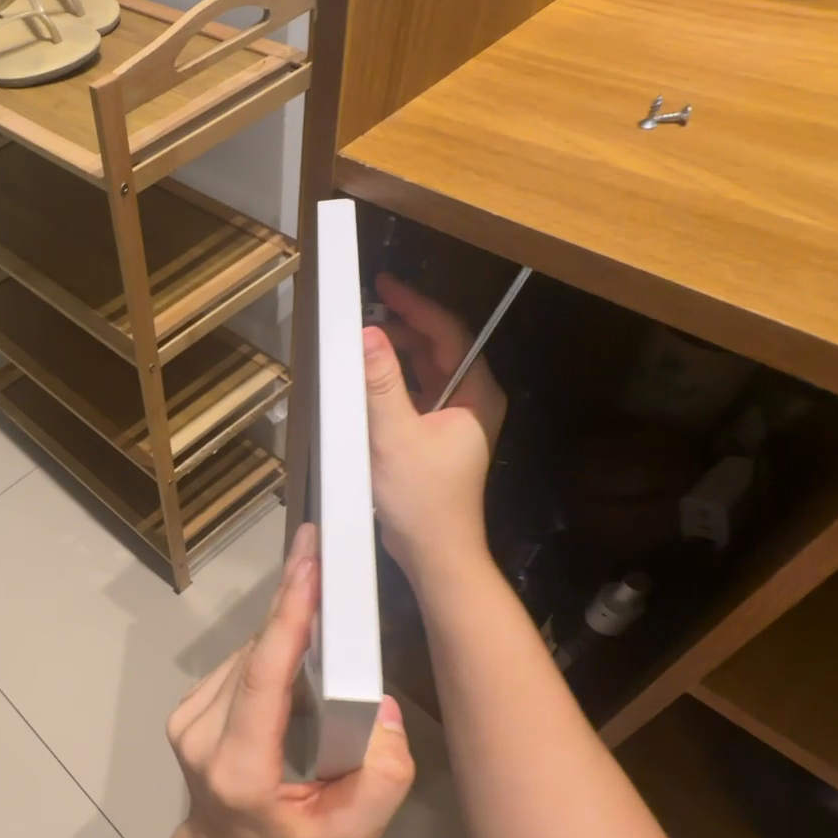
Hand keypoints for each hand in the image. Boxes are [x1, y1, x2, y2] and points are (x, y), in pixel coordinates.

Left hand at [165, 524, 415, 837]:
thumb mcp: (350, 837)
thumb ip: (381, 779)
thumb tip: (382, 707)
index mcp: (238, 766)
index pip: (263, 678)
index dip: (287, 617)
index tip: (308, 566)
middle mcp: (200, 733)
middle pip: (254, 655)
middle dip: (290, 604)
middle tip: (318, 549)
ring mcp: (186, 719)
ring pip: (244, 655)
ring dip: (281, 627)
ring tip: (318, 598)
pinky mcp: (185, 711)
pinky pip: (236, 667)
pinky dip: (267, 650)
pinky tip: (292, 642)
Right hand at [365, 273, 507, 577]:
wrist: (434, 552)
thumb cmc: (421, 498)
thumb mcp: (394, 437)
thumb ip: (380, 384)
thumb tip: (367, 334)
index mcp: (476, 395)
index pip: (450, 333)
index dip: (417, 305)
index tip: (384, 285)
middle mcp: (471, 401)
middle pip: (438, 349)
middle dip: (403, 328)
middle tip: (364, 313)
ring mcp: (454, 421)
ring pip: (425, 372)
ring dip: (394, 355)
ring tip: (360, 342)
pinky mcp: (435, 438)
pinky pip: (414, 396)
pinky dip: (391, 384)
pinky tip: (365, 381)